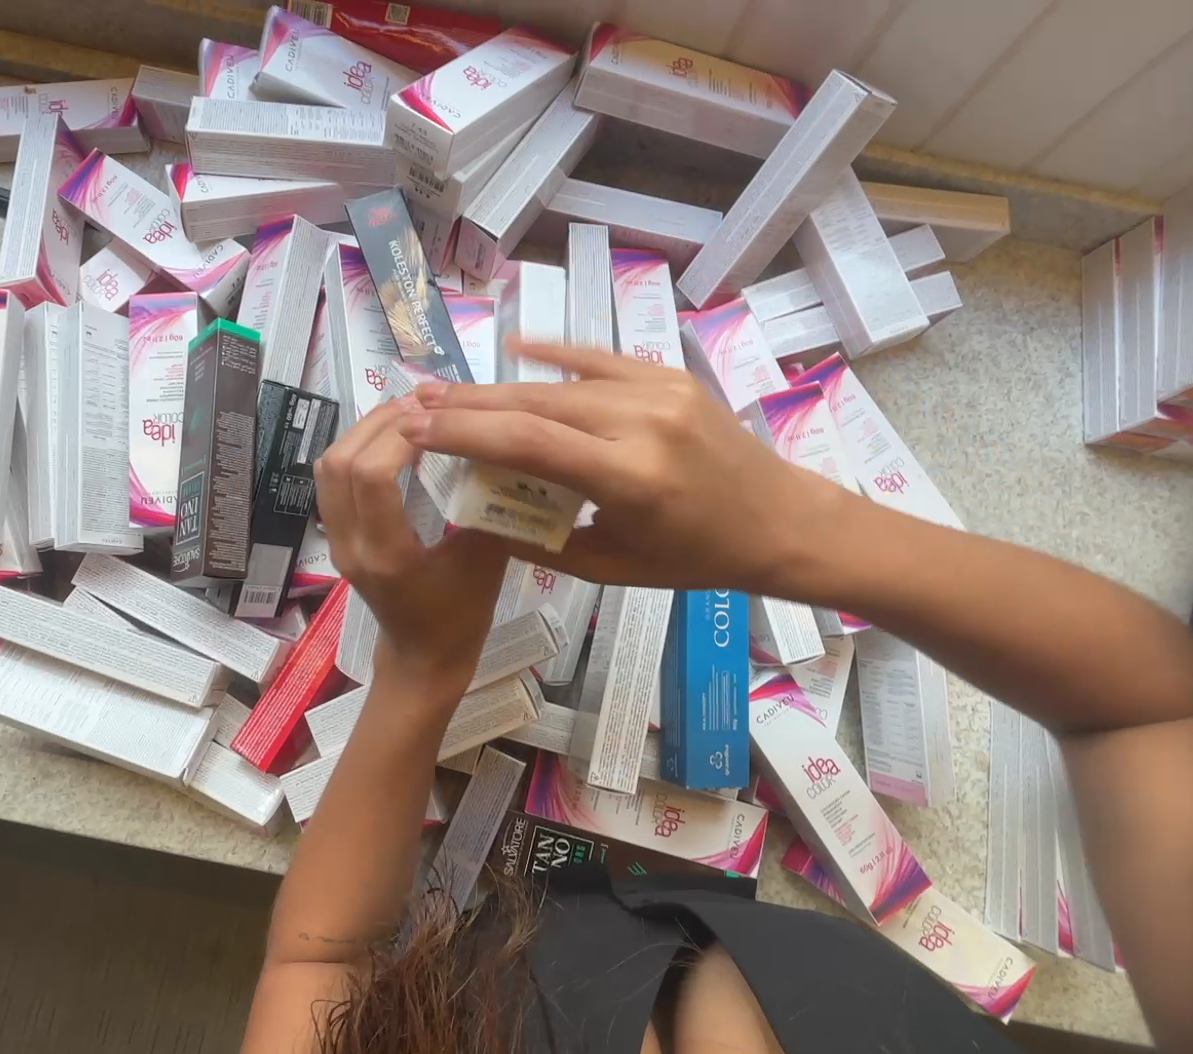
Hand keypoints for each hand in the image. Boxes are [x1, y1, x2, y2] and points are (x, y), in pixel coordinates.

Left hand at [316, 398, 509, 692]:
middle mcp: (350, 544)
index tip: (437, 419)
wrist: (423, 661)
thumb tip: (500, 452)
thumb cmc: (459, 620)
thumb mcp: (486, 563)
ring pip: (328, 468)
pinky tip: (391, 443)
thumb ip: (488, 507)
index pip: (372, 475)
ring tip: (405, 416)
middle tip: (422, 405)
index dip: (400, 435)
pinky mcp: (338, 538)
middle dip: (378, 423)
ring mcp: (337, 541)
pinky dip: (356, 451)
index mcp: (386, 554)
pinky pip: (332, 482)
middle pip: (340, 462)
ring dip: (362, 433)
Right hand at [399, 343, 852, 599]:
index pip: (527, 442)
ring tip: (451, 393)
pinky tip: (515, 348)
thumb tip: (479, 514)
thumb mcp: (611, 567)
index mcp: (630, 478)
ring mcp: (658, 389)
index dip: (463, 432)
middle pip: (534, 402)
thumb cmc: (695, 558)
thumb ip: (539, 541)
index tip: (414, 430)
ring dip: (499, 387)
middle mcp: (642, 421)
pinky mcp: (667, 374)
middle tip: (415, 404)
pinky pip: (597, 359)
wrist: (778, 519)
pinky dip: (553, 354)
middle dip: (467, 403)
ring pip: (558, 381)